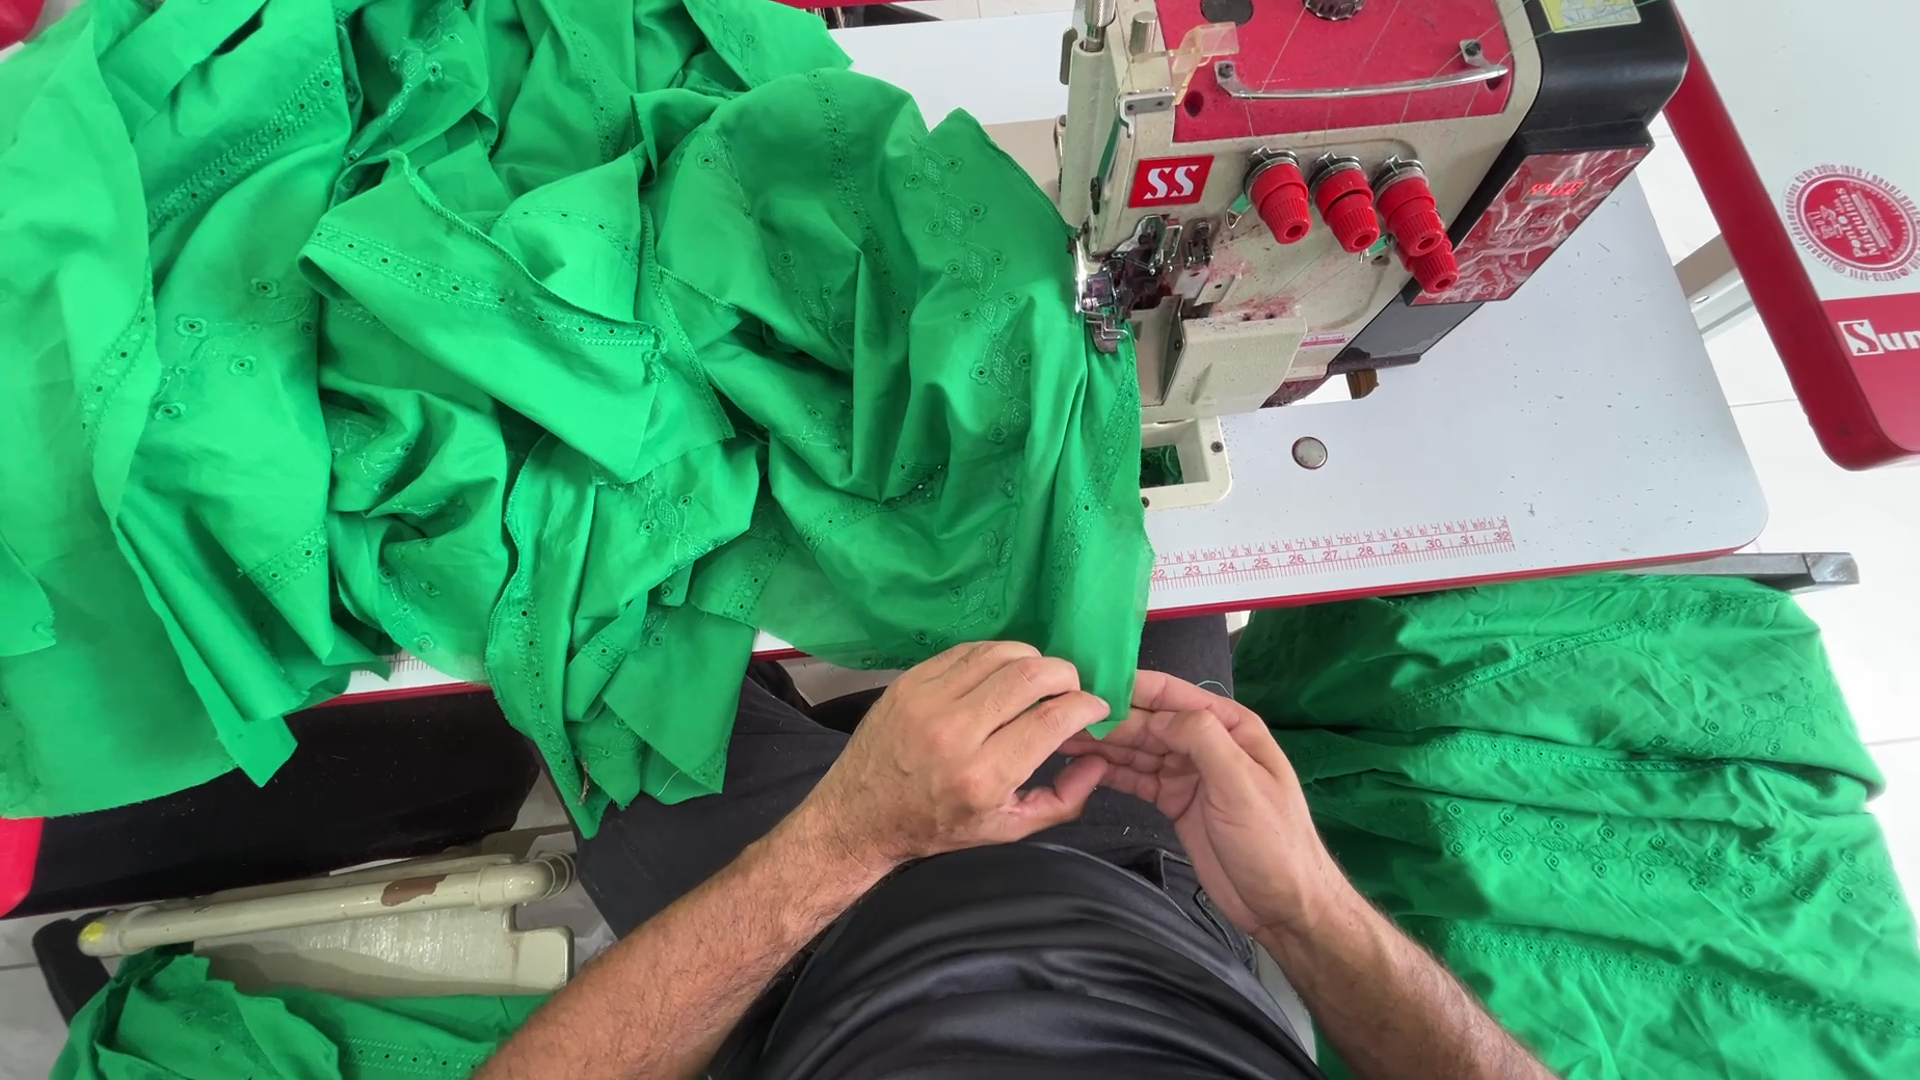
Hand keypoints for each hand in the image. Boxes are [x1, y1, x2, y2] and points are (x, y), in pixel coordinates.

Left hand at [794, 641, 1111, 873]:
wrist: (860, 814)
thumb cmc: (938, 825)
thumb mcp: (1006, 830)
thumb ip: (1062, 800)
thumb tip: (1100, 760)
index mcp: (983, 776)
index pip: (1051, 720)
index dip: (1086, 706)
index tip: (1095, 707)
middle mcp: (956, 732)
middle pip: (1030, 676)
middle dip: (1065, 675)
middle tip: (1070, 688)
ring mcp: (928, 700)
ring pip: (1001, 653)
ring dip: (1033, 659)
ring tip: (1039, 678)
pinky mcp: (911, 680)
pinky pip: (968, 650)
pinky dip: (997, 655)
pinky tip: (1003, 671)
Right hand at [1061, 671, 1351, 941]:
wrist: (1285, 908)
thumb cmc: (1273, 842)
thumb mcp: (1241, 784)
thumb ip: (1201, 738)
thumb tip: (1155, 715)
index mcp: (1227, 725)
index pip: (1169, 693)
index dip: (1128, 687)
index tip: (1086, 686)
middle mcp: (1204, 741)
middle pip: (1146, 720)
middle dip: (1105, 718)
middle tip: (1061, 720)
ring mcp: (1187, 771)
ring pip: (1136, 747)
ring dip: (1101, 743)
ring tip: (1061, 740)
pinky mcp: (1173, 799)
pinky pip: (1135, 776)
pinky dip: (1109, 770)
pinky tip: (1081, 766)